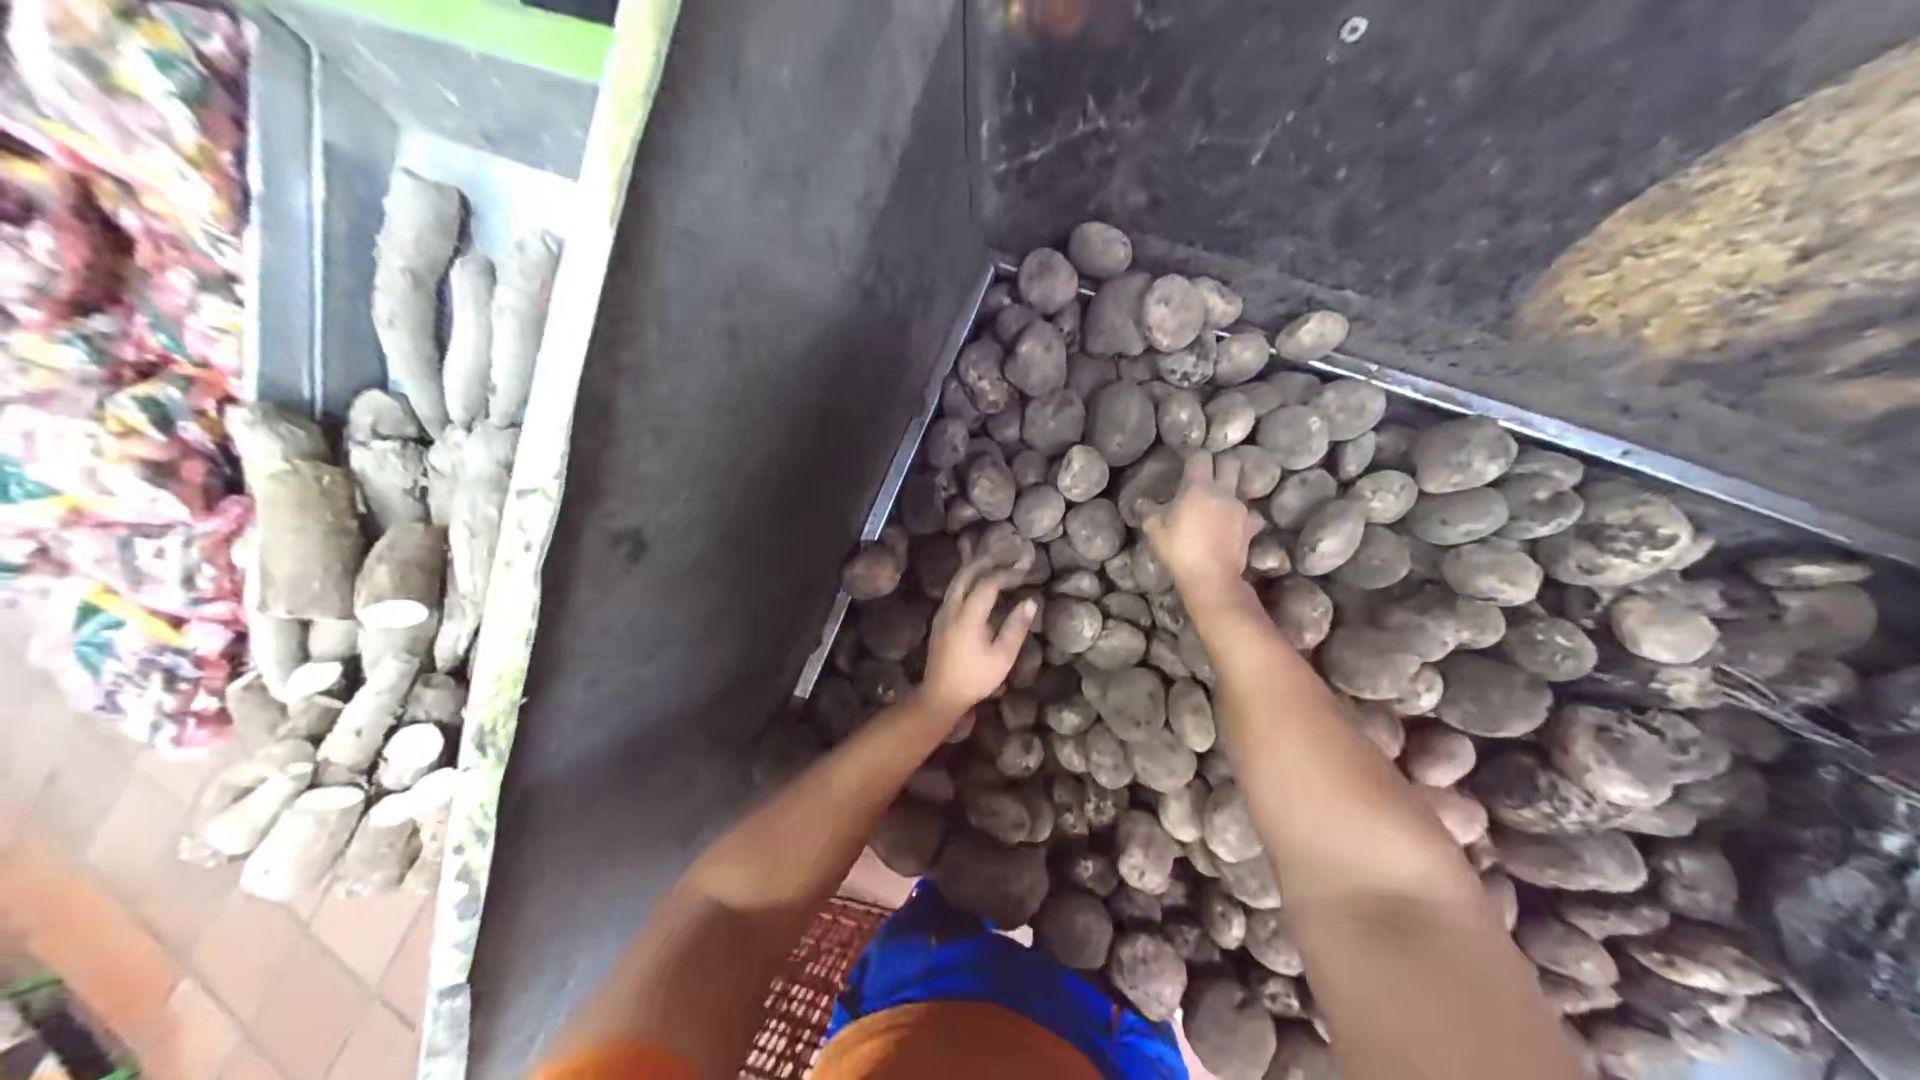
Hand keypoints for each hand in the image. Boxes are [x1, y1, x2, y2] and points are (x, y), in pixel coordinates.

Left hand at [919, 552, 1036, 714]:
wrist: (940, 695)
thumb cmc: (975, 678)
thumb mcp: (1002, 657)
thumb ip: (1016, 627)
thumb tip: (1030, 601)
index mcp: (968, 616)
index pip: (987, 583)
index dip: (1006, 574)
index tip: (1023, 570)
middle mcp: (951, 608)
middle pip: (966, 575)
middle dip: (985, 562)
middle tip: (1005, 555)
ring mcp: (942, 613)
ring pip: (956, 581)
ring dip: (974, 569)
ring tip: (992, 562)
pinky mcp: (939, 621)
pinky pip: (953, 591)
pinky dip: (966, 581)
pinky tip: (976, 585)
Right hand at [1144, 451, 1260, 604]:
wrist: (1211, 577)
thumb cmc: (1179, 550)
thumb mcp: (1155, 530)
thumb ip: (1149, 512)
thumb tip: (1141, 503)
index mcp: (1198, 487)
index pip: (1200, 457)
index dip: (1193, 457)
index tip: (1186, 463)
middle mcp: (1223, 492)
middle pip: (1230, 463)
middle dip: (1220, 464)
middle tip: (1208, 474)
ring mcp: (1240, 508)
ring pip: (1241, 487)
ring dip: (1230, 489)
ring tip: (1218, 501)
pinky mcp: (1250, 526)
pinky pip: (1249, 513)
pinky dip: (1241, 515)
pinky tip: (1232, 524)